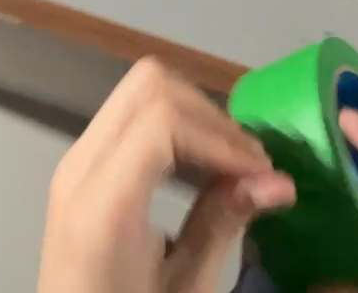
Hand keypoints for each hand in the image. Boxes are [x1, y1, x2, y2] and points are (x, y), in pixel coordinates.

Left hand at [40, 58, 296, 292]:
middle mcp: (81, 164)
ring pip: (142, 88)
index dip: (220, 135)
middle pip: (150, 85)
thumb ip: (222, 224)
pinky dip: (175, 123)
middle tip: (250, 162)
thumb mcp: (182, 288)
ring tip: (233, 162)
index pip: (163, 120)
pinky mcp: (85, 162)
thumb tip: (279, 183)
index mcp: (100, 202)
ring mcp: (77, 157)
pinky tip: (202, 161)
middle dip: (210, 114)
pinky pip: (133, 112)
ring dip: (195, 114)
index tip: (261, 170)